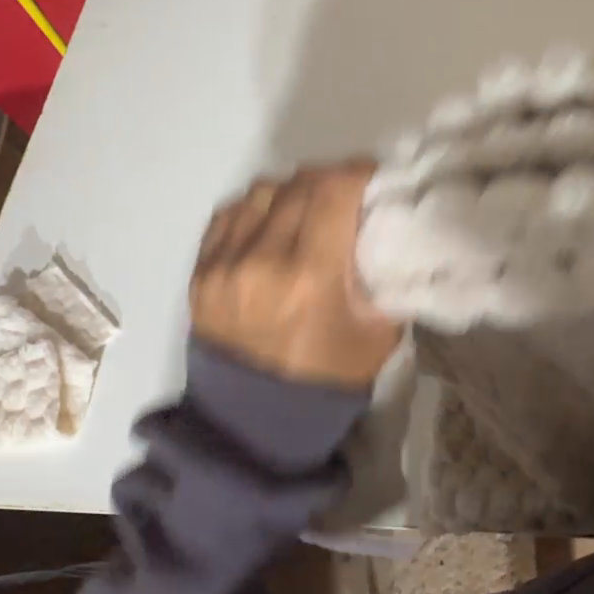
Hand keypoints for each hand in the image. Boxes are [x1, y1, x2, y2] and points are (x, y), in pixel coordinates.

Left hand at [190, 162, 402, 387]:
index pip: (334, 190)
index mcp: (311, 275)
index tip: (375, 178)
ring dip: (293, 191)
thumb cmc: (329, 377)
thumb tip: (392, 230)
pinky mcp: (200, 270)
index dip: (359, 172)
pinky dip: (258, 209)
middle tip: (350, 194)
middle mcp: (262, 258)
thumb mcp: (380, 332)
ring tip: (310, 210)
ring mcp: (223, 263)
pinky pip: (230, 214)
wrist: (256, 420)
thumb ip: (386, 276)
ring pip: (262, 192)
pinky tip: (274, 225)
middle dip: (331, 180)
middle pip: (299, 183)